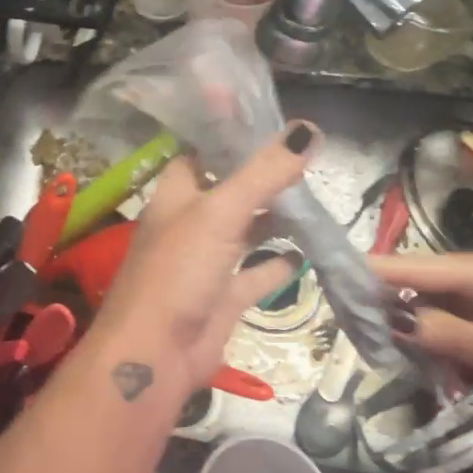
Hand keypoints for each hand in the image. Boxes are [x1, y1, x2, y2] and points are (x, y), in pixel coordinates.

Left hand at [86, 122, 321, 393]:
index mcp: (176, 192)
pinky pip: (256, 273)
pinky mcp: (223, 296)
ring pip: (245, 229)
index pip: (203, 149)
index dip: (232, 134)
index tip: (274, 119)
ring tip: (317, 198)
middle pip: (229, 188)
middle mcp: (189, 220)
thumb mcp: (220, 212)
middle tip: (309, 158)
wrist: (155, 353)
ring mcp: (206, 260)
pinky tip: (307, 252)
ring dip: (275, 216)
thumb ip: (263, 173)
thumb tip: (307, 129)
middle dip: (263, 175)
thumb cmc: (177, 271)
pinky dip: (279, 263)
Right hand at [375, 251, 472, 459]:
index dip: (368, 273)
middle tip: (357, 334)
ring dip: (413, 338)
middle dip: (387, 310)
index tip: (327, 281)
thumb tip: (390, 318)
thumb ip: (443, 332)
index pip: (409, 265)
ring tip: (396, 361)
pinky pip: (447, 332)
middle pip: (414, 285)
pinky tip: (440, 376)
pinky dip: (436, 351)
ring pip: (428, 311)